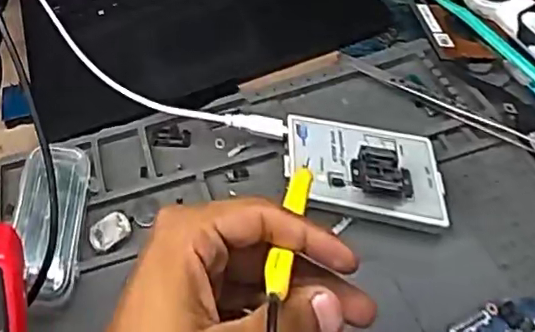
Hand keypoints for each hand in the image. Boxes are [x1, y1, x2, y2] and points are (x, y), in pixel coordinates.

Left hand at [105, 197, 377, 331]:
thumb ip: (281, 318)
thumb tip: (325, 300)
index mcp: (186, 231)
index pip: (260, 214)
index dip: (307, 234)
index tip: (342, 258)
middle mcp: (185, 241)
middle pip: (262, 245)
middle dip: (308, 272)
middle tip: (349, 296)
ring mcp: (185, 271)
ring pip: (255, 273)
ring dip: (295, 295)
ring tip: (334, 316)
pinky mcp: (186, 299)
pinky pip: (238, 295)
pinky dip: (271, 310)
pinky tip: (297, 325)